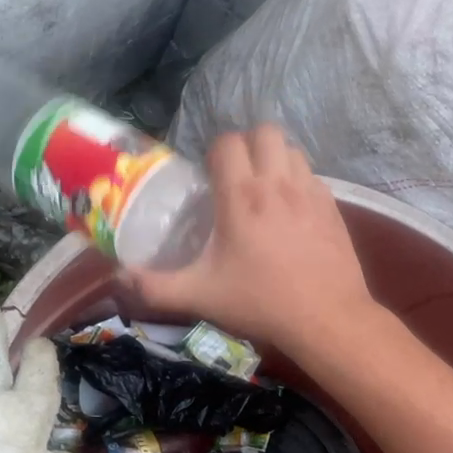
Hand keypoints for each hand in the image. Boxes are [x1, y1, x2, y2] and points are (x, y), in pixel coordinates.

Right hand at [124, 126, 378, 351]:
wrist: (328, 320)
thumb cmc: (260, 302)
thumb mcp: (200, 296)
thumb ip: (155, 286)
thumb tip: (119, 277)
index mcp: (241, 196)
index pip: (228, 143)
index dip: (215, 152)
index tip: (208, 177)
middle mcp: (277, 184)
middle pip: (265, 132)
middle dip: (248, 145)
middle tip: (236, 175)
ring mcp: (310, 193)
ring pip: (292, 149)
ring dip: (275, 158)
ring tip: (264, 188)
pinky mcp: (333, 207)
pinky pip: (312, 175)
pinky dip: (298, 181)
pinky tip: (291, 211)